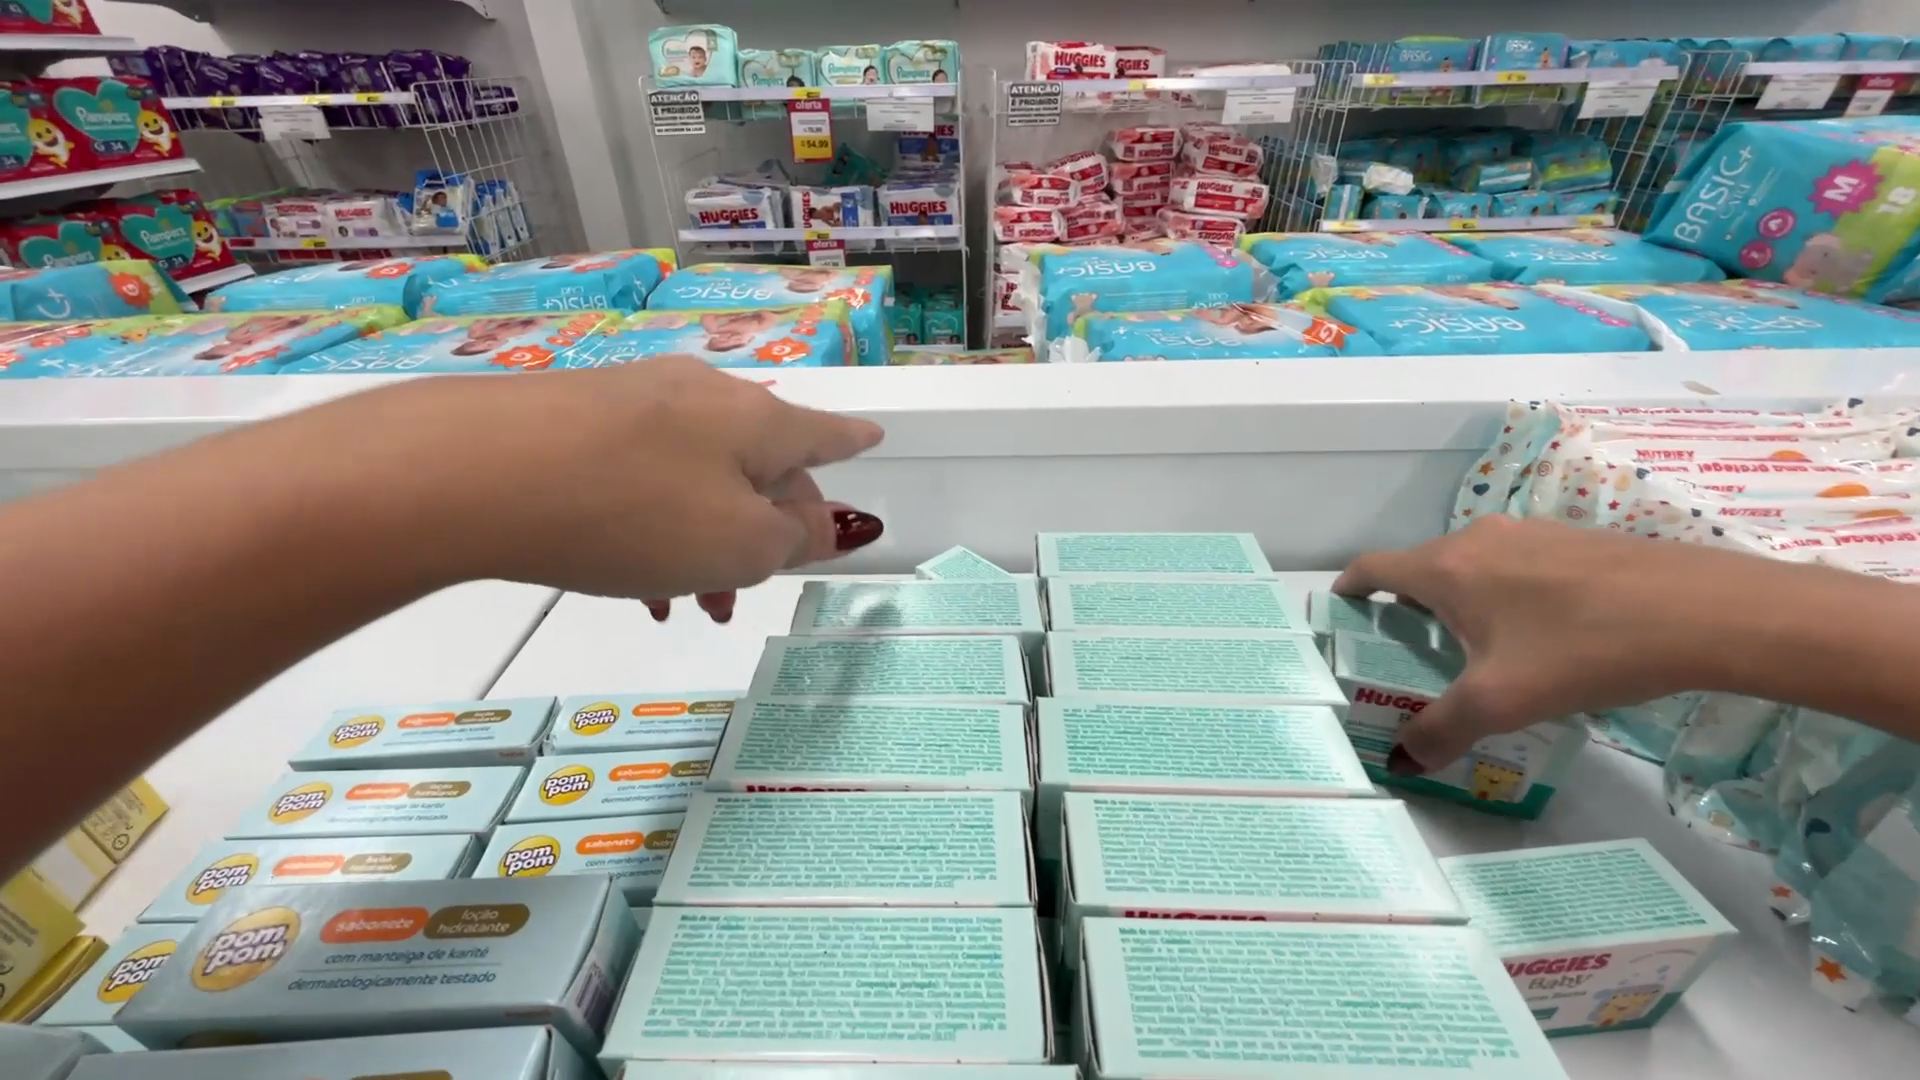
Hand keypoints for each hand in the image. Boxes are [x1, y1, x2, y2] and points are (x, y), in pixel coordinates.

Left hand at [324, 356, 883, 605]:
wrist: (472, 471)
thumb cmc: (636, 513)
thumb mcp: (741, 545)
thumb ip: (797, 538)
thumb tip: (831, 524)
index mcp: (758, 423)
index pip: (825, 434)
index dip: (853, 442)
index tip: (873, 436)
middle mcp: (705, 398)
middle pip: (759, 466)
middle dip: (761, 535)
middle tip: (737, 600)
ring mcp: (639, 400)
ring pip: (699, 477)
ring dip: (704, 541)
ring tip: (682, 604)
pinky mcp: (581, 415)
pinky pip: (643, 474)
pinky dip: (655, 524)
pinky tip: (629, 575)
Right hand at [1332, 516, 1764, 772]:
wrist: (1711, 612)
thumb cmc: (1585, 649)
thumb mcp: (1502, 702)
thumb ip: (1441, 731)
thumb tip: (1400, 762)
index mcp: (1445, 570)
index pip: (1372, 567)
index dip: (1349, 586)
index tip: (1342, 609)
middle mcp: (1475, 539)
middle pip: (1419, 566)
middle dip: (1404, 602)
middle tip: (1411, 647)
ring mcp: (1527, 532)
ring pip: (1467, 562)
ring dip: (1455, 595)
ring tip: (1476, 642)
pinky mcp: (1571, 538)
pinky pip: (1511, 561)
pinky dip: (1499, 589)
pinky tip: (1539, 628)